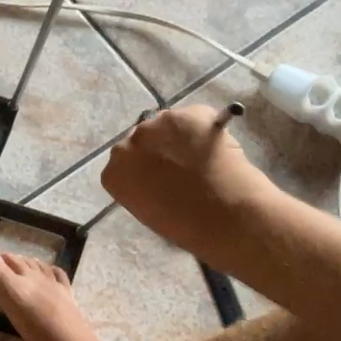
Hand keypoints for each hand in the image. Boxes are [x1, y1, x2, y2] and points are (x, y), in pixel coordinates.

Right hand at [101, 106, 282, 265]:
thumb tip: (156, 177)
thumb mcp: (149, 211)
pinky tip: (216, 147)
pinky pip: (195, 118)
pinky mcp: (189, 113)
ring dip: (180, 136)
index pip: (123, 163)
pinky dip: (205, 129)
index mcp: (114, 173)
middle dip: (157, 147)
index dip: (143, 167)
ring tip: (202, 156)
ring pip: (168, 125)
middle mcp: (129, 143)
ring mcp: (158, 124)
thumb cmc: (187, 226)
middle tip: (181, 164)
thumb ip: (142, 187)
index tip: (159, 177)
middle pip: (141, 139)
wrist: (227, 215)